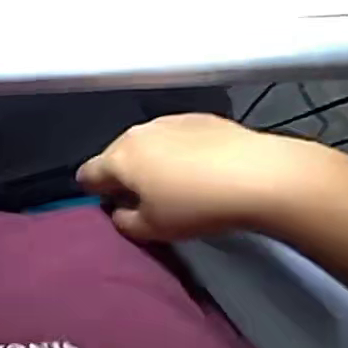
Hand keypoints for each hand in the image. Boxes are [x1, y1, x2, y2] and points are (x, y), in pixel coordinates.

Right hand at [76, 114, 335, 241]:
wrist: (259, 175)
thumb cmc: (197, 206)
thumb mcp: (154, 230)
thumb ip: (124, 222)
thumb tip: (120, 212)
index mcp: (118, 159)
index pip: (87, 174)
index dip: (93, 191)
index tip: (109, 204)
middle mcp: (136, 133)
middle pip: (116, 155)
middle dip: (124, 174)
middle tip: (146, 198)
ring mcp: (168, 120)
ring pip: (146, 142)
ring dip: (151, 160)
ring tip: (177, 182)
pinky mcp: (199, 117)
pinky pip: (176, 135)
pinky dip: (179, 149)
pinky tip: (201, 167)